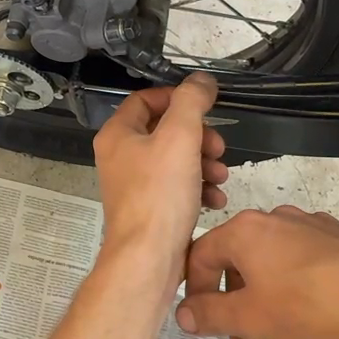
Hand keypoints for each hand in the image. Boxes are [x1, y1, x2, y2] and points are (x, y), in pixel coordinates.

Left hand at [91, 74, 227, 294]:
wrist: (148, 258)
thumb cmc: (159, 194)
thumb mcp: (180, 138)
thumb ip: (191, 102)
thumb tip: (201, 80)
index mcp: (117, 134)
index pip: (145, 99)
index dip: (176, 98)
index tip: (205, 107)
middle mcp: (120, 156)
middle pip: (164, 131)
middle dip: (198, 137)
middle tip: (218, 149)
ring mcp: (133, 184)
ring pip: (175, 160)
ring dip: (203, 164)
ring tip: (221, 177)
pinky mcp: (149, 209)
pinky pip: (176, 187)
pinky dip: (198, 188)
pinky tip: (215, 199)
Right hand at [176, 206, 338, 338]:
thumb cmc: (311, 312)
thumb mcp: (251, 320)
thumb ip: (211, 315)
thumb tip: (184, 313)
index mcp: (246, 230)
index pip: (201, 256)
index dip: (196, 294)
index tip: (207, 328)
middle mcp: (277, 219)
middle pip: (238, 260)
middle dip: (235, 305)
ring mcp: (315, 226)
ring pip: (273, 263)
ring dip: (265, 300)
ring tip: (283, 338)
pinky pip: (306, 263)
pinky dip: (298, 289)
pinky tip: (318, 319)